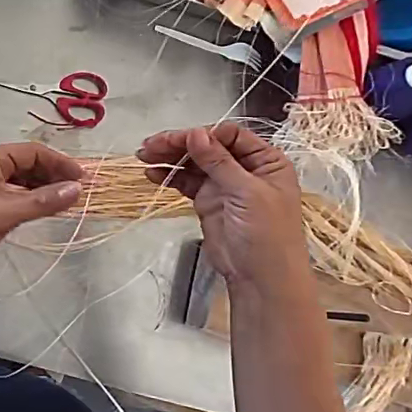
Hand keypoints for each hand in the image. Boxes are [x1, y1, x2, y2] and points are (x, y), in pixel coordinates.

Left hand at [0, 143, 84, 280]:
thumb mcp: (7, 212)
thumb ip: (43, 200)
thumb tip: (77, 189)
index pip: (33, 151)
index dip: (61, 163)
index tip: (85, 179)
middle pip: (26, 163)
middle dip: (53, 175)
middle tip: (79, 194)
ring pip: (19, 179)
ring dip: (42, 188)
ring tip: (66, 203)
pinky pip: (10, 193)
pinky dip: (28, 199)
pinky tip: (41, 211)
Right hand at [138, 124, 308, 292]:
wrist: (261, 278)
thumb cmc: (267, 234)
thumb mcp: (246, 193)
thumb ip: (219, 162)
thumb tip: (195, 133)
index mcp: (265, 161)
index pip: (230, 136)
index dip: (203, 135)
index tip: (177, 141)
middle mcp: (244, 168)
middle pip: (206, 147)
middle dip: (178, 145)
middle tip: (148, 147)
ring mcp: (224, 184)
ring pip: (192, 162)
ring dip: (169, 158)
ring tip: (144, 157)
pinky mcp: (207, 200)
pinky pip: (185, 181)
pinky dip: (169, 176)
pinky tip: (153, 174)